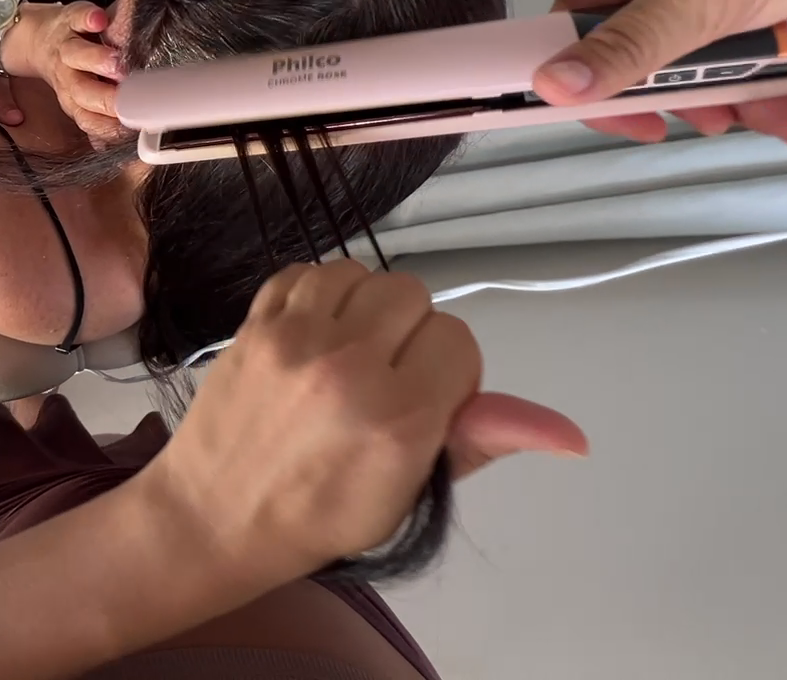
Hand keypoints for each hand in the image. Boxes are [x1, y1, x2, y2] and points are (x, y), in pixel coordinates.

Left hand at [13, 2, 129, 146]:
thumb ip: (98, 120)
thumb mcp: (80, 98)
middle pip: (82, 92)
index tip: (133, 126)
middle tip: (128, 98)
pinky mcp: (71, 19)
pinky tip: (99, 21)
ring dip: (95, 61)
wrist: (36, 37)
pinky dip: (87, 18)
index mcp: (74, 99)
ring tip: (117, 64)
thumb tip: (110, 148)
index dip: (110, 125)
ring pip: (77, 55)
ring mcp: (67, 46)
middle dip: (105, 97)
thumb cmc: (69, 69)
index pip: (90, 120)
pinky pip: (78, 18)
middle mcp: (67, 76)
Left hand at [135, 262, 586, 580]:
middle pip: (409, 292)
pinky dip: (312, 289)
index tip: (425, 392)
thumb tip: (569, 434)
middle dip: (409, 327)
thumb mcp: (408, 491)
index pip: (457, 339)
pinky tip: (311, 324)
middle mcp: (347, 363)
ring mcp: (291, 336)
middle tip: (386, 366)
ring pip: (355, 271)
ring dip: (361, 300)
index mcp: (399, 415)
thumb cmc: (319, 515)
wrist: (217, 509)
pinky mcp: (251, 323)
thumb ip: (478, 442)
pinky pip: (297, 272)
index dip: (449, 365)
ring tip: (348, 340)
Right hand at [534, 0, 786, 150]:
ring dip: (767, 109)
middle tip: (736, 120)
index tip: (639, 123)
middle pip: (649, 73)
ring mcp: (717, 2)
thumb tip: (548, 85)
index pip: (569, 49)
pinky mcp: (775, 11)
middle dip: (705, 105)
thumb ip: (627, 45)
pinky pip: (771, 69)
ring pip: (717, 78)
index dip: (594, 92)